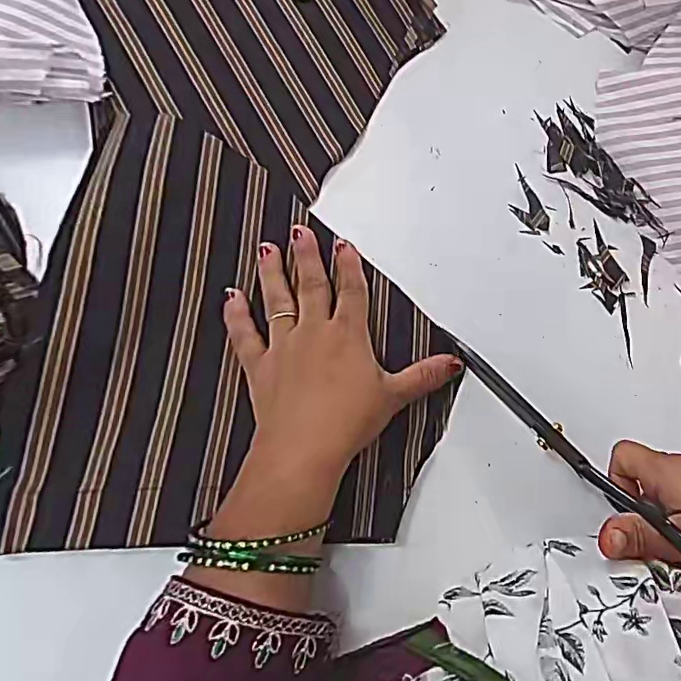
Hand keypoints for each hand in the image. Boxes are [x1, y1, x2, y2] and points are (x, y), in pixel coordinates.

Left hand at [216, 225, 460, 530]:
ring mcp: (284, 347)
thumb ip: (424, 375)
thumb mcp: (394, 396)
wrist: (303, 447)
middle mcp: (314, 333)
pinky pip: (245, 334)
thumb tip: (450, 365)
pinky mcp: (260, 366)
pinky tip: (231, 298)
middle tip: (300, 232)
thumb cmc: (345, 422)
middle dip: (307, 256)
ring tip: (267, 248)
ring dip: (272, 272)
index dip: (349, 265)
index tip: (344, 246)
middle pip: (312, 285)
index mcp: (348, 336)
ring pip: (277, 300)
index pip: (351, 291)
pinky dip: (236, 315)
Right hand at [594, 440, 680, 591]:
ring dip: (665, 529)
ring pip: (663, 501)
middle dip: (640, 518)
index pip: (621, 457)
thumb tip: (607, 534)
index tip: (621, 521)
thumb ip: (641, 538)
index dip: (613, 488)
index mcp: (670, 471)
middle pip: (638, 483)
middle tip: (656, 544)